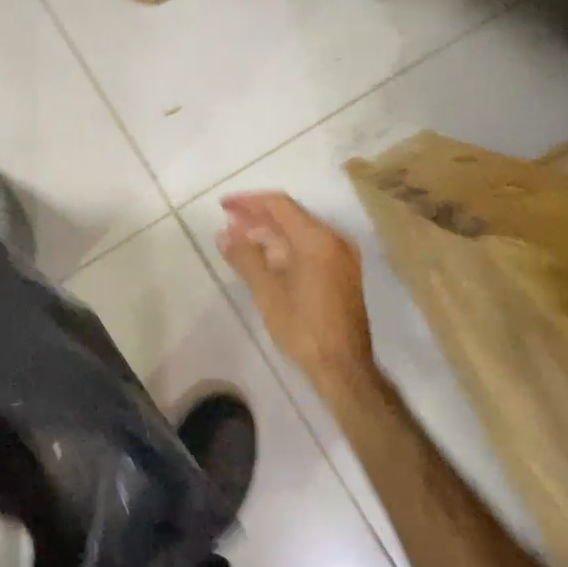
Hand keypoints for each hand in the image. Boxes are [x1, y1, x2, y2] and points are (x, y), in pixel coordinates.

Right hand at [217, 193, 375, 389]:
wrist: (343, 365)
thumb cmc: (303, 328)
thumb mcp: (268, 293)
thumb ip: (245, 258)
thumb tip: (224, 234)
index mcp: (317, 240)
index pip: (279, 205)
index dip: (249, 202)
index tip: (224, 206)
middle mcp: (335, 240)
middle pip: (292, 216)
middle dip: (258, 217)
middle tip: (229, 223)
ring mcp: (342, 256)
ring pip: (302, 232)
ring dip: (271, 233)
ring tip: (241, 240)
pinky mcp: (343, 272)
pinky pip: (312, 247)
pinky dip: (287, 247)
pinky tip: (267, 258)